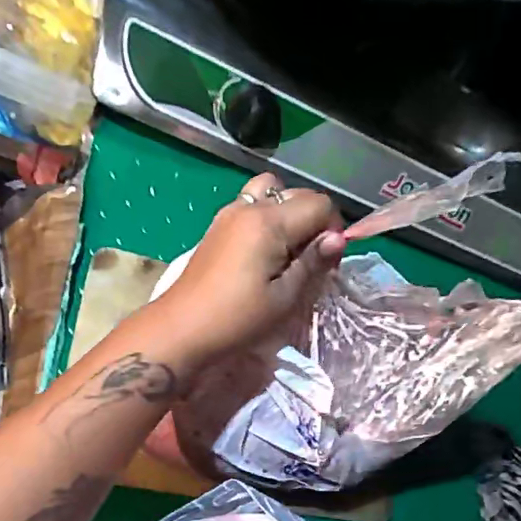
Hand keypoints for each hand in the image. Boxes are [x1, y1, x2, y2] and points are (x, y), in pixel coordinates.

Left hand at [148, 173, 345, 363]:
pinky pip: (251, 205)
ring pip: (272, 192)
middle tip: (311, 261)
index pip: (321, 204)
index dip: (333, 230)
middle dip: (314, 221)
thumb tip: (339, 239)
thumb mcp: (284, 299)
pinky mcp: (218, 226)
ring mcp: (229, 213)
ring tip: (287, 249)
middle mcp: (249, 207)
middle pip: (298, 194)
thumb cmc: (237, 319)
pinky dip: (267, 218)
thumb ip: (313, 263)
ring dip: (288, 213)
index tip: (328, 263)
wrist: (182, 329)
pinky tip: (264, 252)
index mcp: (269, 222)